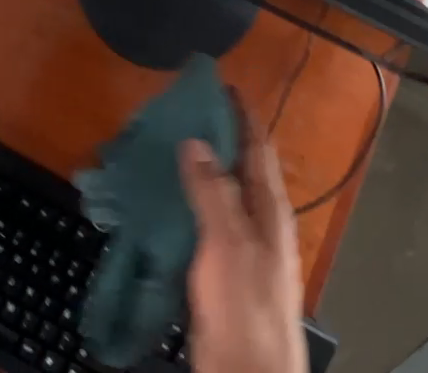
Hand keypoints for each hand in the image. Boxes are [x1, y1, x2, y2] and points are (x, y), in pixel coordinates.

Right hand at [179, 117, 306, 372]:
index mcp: (269, 209)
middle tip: (179, 109)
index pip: (258, 148)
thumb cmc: (244, 305)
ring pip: (216, 194)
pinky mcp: (216, 268)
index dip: (242, 115)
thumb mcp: (229, 242)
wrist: (244, 372)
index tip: (220, 84)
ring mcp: (238, 246)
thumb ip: (214, 192)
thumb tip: (197, 139)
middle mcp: (257, 221)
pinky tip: (158, 197)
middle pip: (237, 167)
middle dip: (214, 136)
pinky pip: (199, 221)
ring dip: (195, 168)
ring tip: (163, 143)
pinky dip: (182, 201)